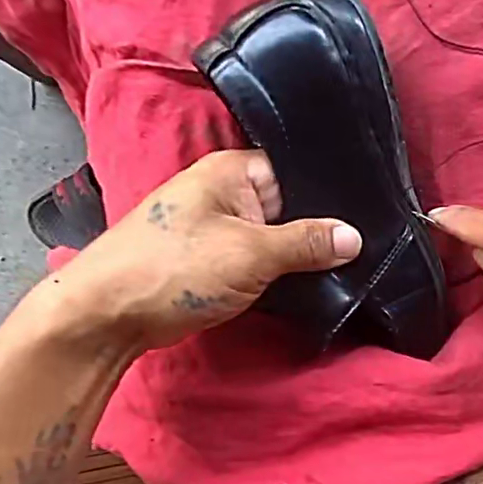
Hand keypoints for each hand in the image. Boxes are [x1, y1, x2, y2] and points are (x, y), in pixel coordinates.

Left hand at [34, 151, 360, 350]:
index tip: (370, 214)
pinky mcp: (217, 261)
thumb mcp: (251, 253)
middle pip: (290, 206)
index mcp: (233, 171)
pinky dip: (280, 272)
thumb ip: (306, 243)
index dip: (332, 193)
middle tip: (365, 246)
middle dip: (320, 228)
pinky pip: (260, 260)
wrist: (111, 313)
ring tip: (346, 266)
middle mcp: (227, 193)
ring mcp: (221, 229)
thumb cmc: (175, 268)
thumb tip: (353, 237)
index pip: (297, 170)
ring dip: (300, 255)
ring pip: (276, 237)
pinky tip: (310, 282)